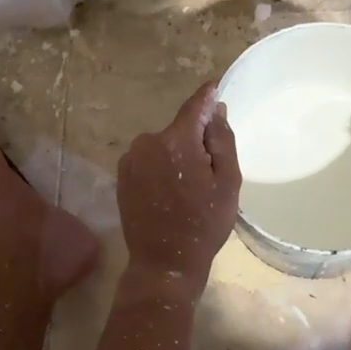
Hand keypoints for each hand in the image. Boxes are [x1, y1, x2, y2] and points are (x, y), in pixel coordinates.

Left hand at [116, 81, 241, 287]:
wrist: (165, 262)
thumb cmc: (204, 223)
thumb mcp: (228, 181)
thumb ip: (222, 140)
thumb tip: (215, 111)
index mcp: (176, 140)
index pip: (195, 106)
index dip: (208, 96)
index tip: (216, 87)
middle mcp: (147, 142)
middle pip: (179, 129)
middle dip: (195, 139)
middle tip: (209, 169)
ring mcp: (130, 159)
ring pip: (163, 145)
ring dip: (176, 154)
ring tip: (188, 186)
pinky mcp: (122, 175)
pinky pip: (148, 160)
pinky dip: (161, 166)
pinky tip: (170, 191)